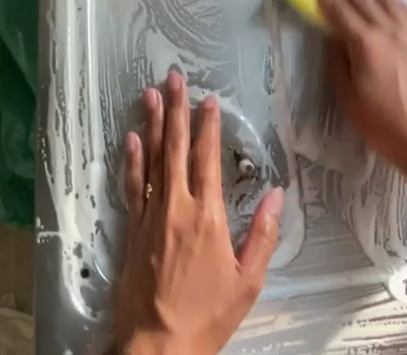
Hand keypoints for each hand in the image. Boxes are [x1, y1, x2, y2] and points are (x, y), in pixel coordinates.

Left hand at [116, 70, 284, 354]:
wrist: (157, 346)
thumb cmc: (207, 315)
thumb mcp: (247, 281)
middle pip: (176, 148)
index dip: (207, 127)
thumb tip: (276, 193)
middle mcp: (176, 207)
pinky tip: (130, 138)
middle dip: (175, 110)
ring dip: (151, 124)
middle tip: (173, 78)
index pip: (207, 159)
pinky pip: (133, 186)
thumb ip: (262, 234)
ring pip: (152, 160)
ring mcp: (150, 216)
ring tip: (150, 93)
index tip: (208, 100)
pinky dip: (132, 160)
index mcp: (207, 216)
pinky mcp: (133, 229)